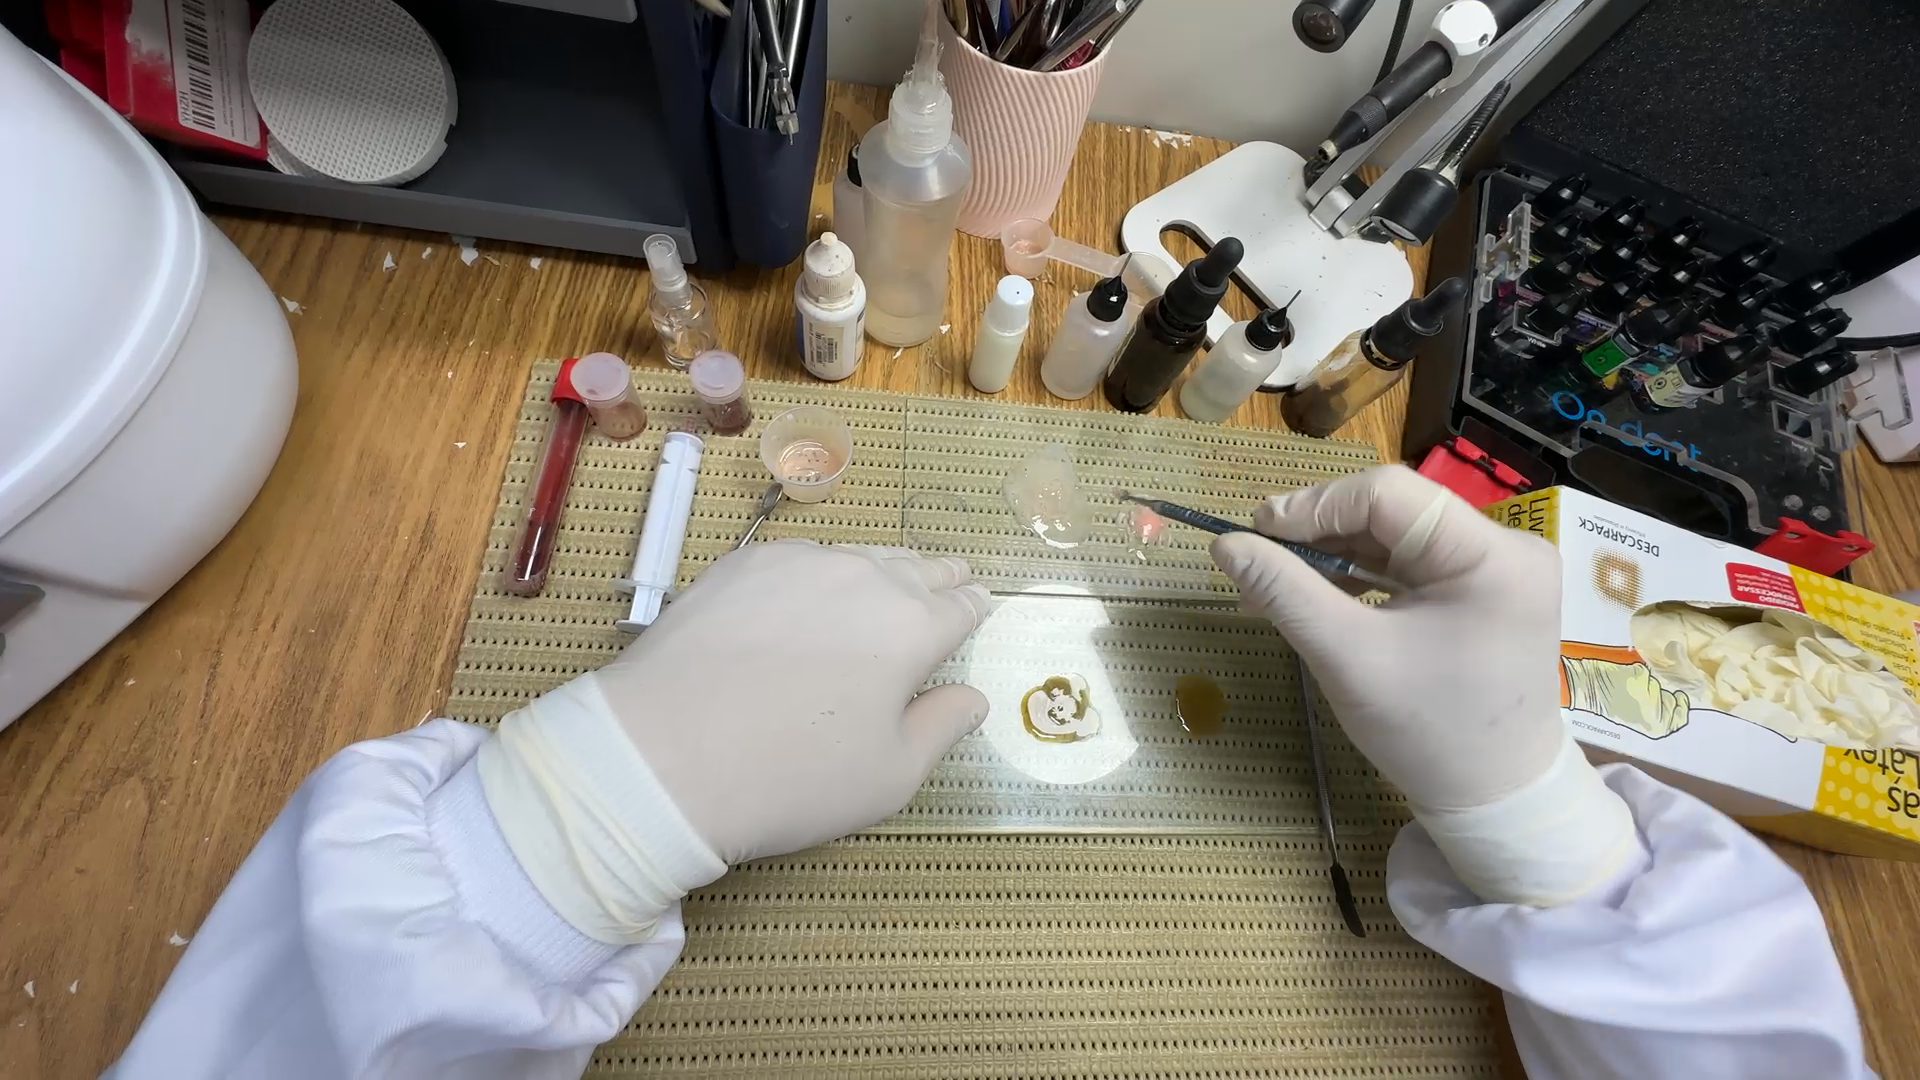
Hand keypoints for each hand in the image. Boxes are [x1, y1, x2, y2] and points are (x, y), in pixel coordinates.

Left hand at [476, 541, 990, 941]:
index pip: (962, 606)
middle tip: (951, 577)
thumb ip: (943, 728)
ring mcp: (802, 562)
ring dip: (884, 568)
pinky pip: (804, 558)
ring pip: (863, 555)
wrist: (664, 756)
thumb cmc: (793, 777)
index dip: (974, 605)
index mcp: (912, 628)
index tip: (978, 603)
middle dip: (940, 575)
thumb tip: (974, 697)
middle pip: (919, 568)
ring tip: (889, 578)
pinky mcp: (746, 561)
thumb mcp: (890, 777)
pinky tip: (810, 593)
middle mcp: (865, 578)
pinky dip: (821, 572)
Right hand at [1209, 466, 1636, 904]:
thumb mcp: (1346, 658)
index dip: (1313, 506)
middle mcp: (1501, 546)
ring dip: (1324, 553)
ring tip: (1272, 583)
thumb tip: (1224, 544)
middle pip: (1387, 509)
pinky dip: (1348, 572)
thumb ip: (1284, 593)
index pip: (1388, 494)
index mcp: (1490, 557)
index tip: (1254, 535)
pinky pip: (1397, 559)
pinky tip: (1311, 594)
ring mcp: (1489, 566)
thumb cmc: (1426, 731)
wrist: (1492, 798)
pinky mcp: (1471, 587)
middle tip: (1256, 560)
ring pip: (1386, 532)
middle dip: (1314, 532)